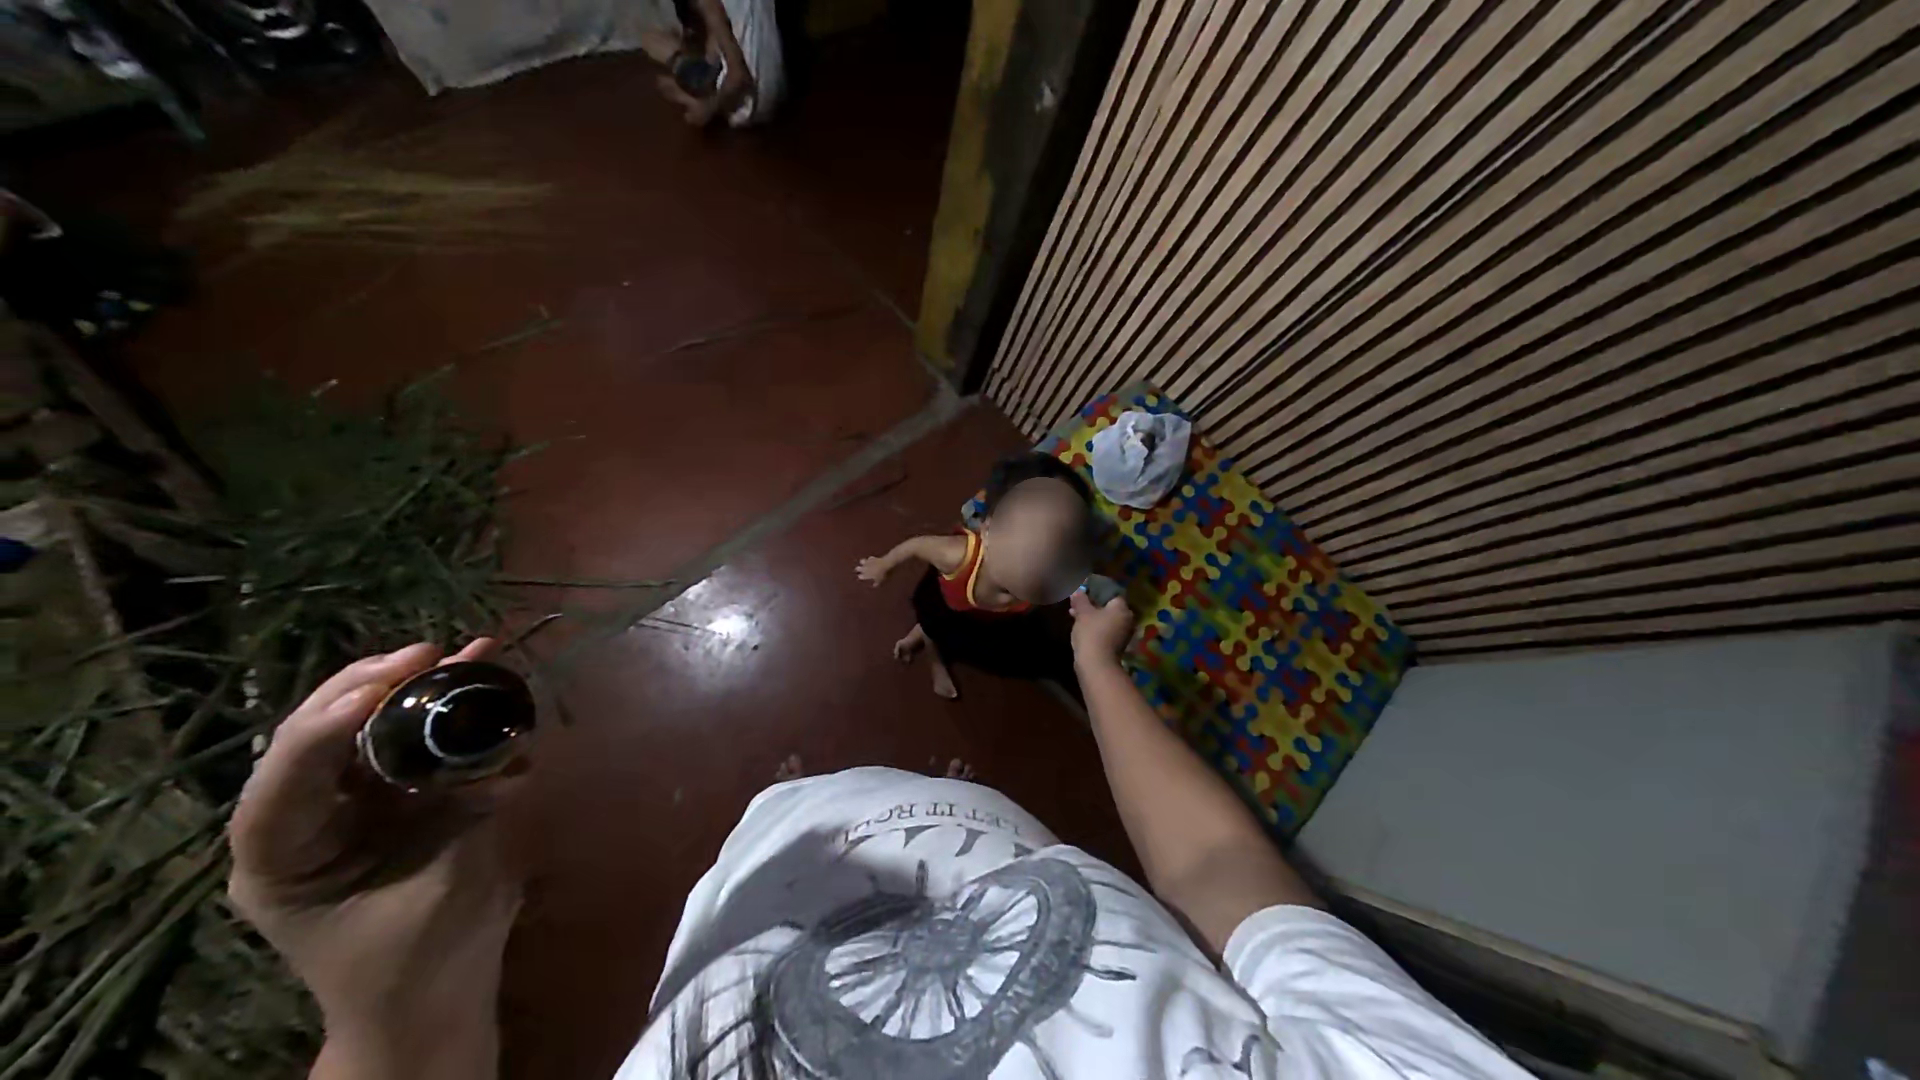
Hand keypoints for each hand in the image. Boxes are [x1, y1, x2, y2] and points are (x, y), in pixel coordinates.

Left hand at [227, 640, 523, 1076]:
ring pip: (369, 729)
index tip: (382, 688)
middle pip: (318, 738)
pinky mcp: (403, 798)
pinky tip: (484, 682)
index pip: (281, 783)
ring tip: (462, 652)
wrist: (436, 993)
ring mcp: (358, 806)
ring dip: (415, 687)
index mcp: (283, 858)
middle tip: (426, 652)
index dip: (322, 732)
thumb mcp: (436, 890)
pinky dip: (451, 711)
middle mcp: (312, 819)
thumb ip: (460, 815)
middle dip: (369, 687)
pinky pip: (418, 742)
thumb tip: (507, 756)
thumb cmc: (420, 959)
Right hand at [855, 555, 891, 586]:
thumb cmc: (882, 574)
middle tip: (859, 570)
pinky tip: (871, 560)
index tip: (861, 577)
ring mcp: (867, 562)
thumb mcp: (879, 580)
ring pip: (861, 561)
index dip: (860, 577)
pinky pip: (869, 558)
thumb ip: (876, 583)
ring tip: (864, 564)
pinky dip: (870, 559)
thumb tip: (874, 585)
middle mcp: (864, 568)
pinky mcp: (871, 558)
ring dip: (862, 563)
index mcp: (865, 575)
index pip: (860, 576)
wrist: (885, 564)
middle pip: (857, 568)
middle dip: (858, 569)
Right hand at [1069, 590, 1134, 662]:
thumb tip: (1077, 590)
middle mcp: (1126, 619)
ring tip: (1074, 613)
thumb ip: (1081, 600)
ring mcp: (1123, 633)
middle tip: (1077, 602)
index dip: (1096, 590)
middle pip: (1108, 607)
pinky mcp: (1116, 644)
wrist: (1096, 664)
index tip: (1084, 590)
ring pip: (1106, 619)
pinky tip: (1080, 626)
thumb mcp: (1083, 613)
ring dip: (1092, 615)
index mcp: (1121, 608)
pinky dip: (1095, 626)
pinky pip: (1105, 630)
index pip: (1111, 593)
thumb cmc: (1091, 632)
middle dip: (1092, 604)